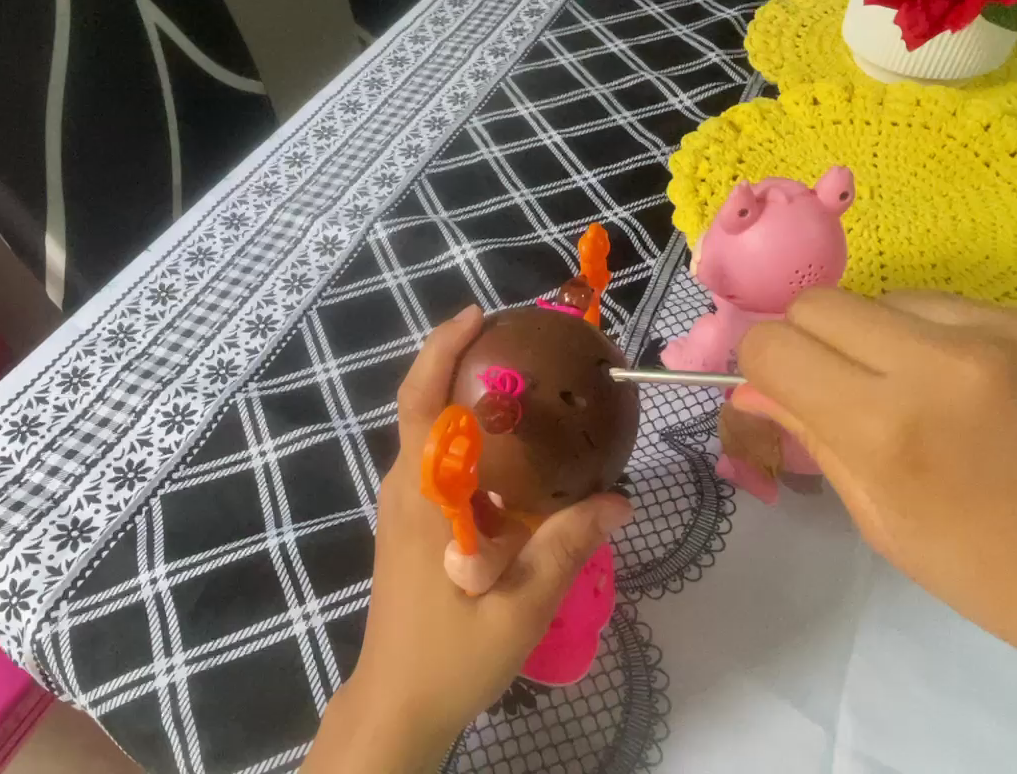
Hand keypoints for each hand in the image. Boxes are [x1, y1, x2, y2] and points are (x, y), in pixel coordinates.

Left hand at [303, 305, 632, 772]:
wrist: (398, 701)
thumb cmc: (452, 655)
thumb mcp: (520, 606)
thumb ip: (566, 547)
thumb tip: (618, 500)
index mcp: (422, 494)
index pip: (420, 402)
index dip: (441, 352)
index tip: (476, 316)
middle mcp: (405, 485)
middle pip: (422, 404)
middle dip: (457, 361)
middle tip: (515, 341)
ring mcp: (402, 502)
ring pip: (427, 430)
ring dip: (460, 396)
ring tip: (518, 382)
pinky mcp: (410, 520)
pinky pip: (434, 458)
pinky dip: (463, 433)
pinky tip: (506, 449)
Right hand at [734, 288, 1016, 773]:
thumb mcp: (891, 526)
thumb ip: (812, 439)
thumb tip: (752, 387)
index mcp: (890, 425)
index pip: (771, 343)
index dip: (767, 365)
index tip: (790, 388)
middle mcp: (951, 358)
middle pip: (822, 302)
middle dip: (818, 341)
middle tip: (860, 388)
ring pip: (904, 298)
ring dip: (902, 340)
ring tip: (955, 398)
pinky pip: (989, 310)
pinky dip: (982, 346)